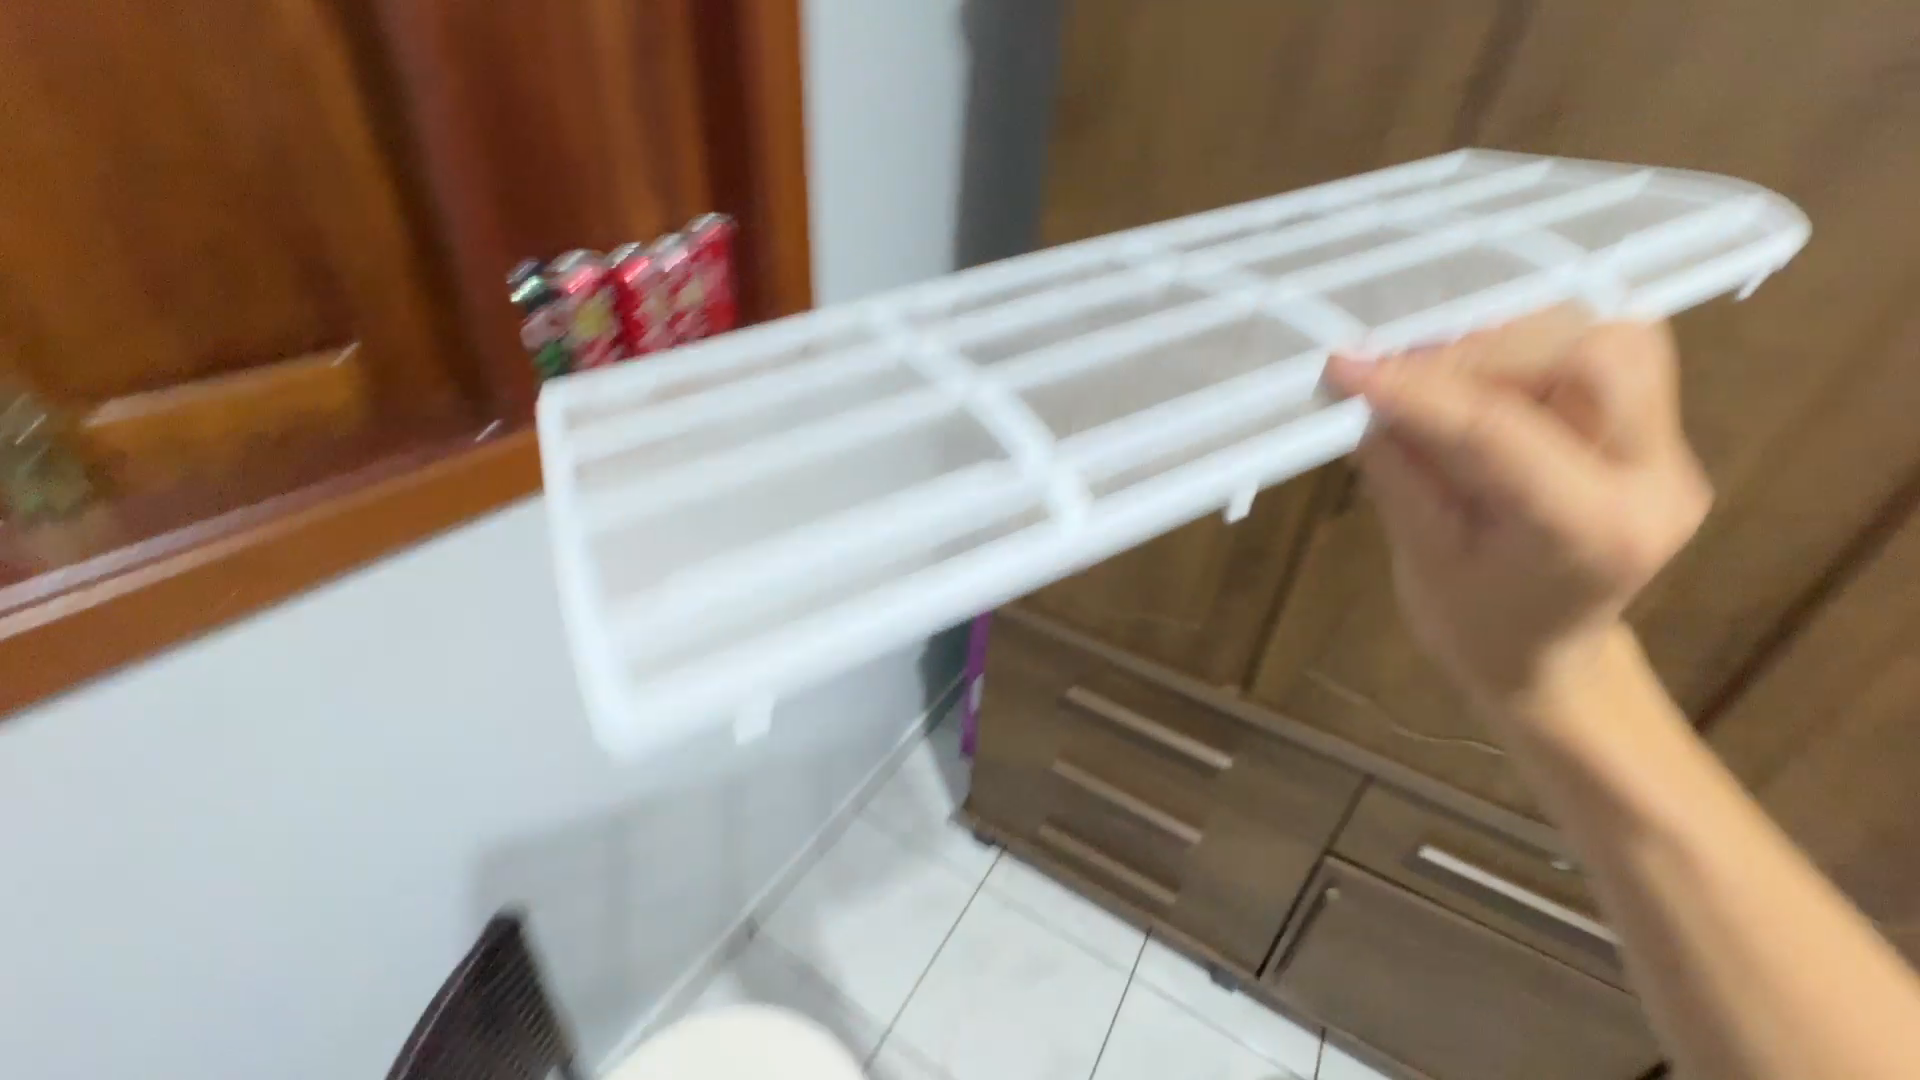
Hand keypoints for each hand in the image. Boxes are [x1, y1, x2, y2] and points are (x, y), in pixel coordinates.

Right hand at [1324, 307, 1712, 709]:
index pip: (1500, 430)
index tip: (1346, 369)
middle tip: (1398, 371)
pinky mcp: (1650, 431)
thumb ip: (1400, 471)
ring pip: (1605, 338)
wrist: (1543, 658)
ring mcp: (1667, 450)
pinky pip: (1598, 355)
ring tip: (1432, 373)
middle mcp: (1654, 479)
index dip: (1416, 390)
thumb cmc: (1473, 626)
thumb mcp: (1420, 557)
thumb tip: (1367, 398)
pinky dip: (1525, 351)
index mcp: (1591, 531)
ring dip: (1507, 344)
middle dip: (1480, 352)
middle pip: (1591, 355)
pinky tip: (1471, 378)